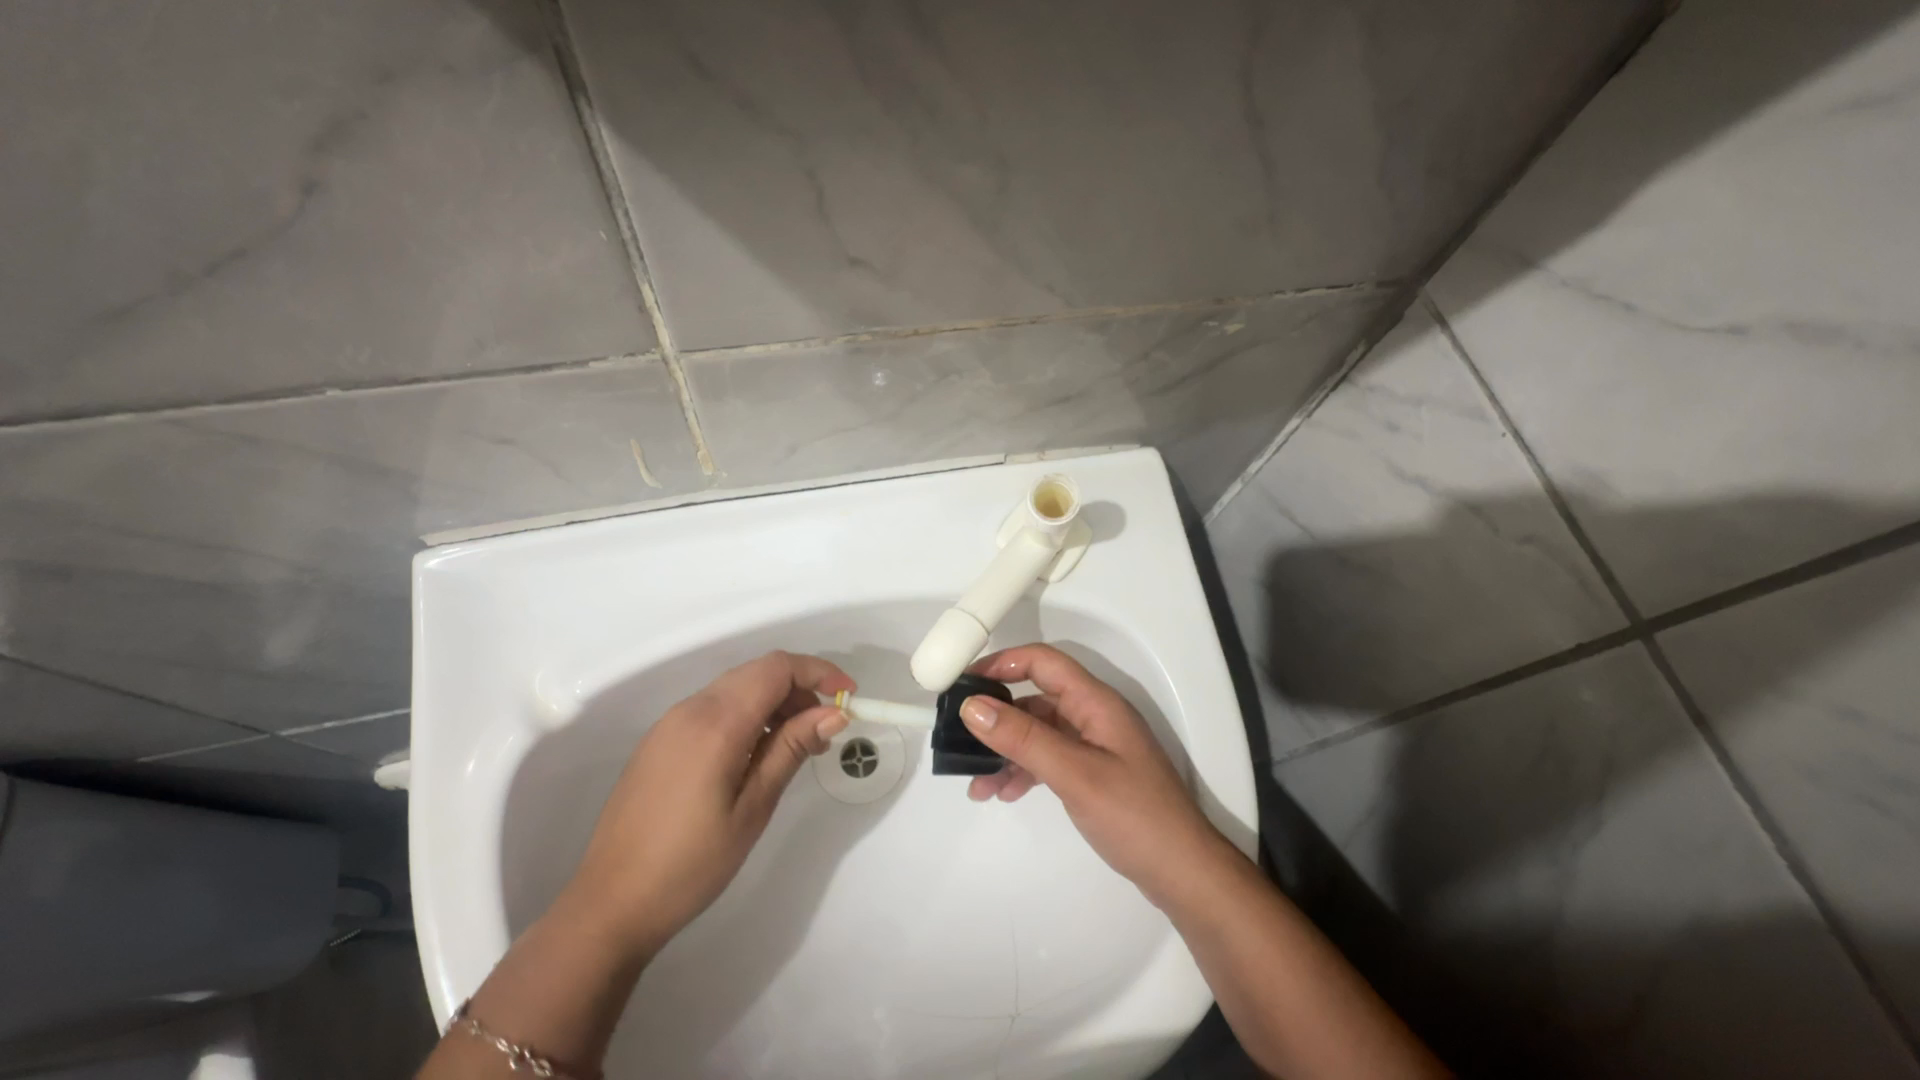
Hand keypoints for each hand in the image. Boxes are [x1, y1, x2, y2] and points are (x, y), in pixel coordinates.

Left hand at [563, 651, 854, 956]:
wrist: (612, 902)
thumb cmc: (692, 862)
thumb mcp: (754, 807)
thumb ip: (791, 749)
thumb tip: (833, 713)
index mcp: (715, 723)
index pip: (776, 669)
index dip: (818, 672)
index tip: (849, 696)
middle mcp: (689, 710)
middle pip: (755, 673)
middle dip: (798, 688)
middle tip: (825, 730)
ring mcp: (669, 725)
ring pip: (733, 690)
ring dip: (772, 703)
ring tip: (796, 746)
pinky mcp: (658, 743)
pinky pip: (711, 710)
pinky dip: (745, 716)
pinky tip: (756, 756)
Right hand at [958, 645, 1231, 904]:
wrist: (1182, 872)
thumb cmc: (1133, 816)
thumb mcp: (1074, 774)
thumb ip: (1023, 738)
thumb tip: (973, 706)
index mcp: (1096, 704)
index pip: (1044, 662)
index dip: (1002, 663)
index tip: (963, 683)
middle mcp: (1095, 717)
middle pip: (1037, 698)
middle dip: (997, 716)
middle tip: (959, 737)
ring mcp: (1096, 747)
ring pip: (1039, 733)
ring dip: (1006, 751)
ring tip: (977, 782)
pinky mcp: (1095, 774)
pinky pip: (1049, 759)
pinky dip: (1024, 771)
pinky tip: (1004, 794)